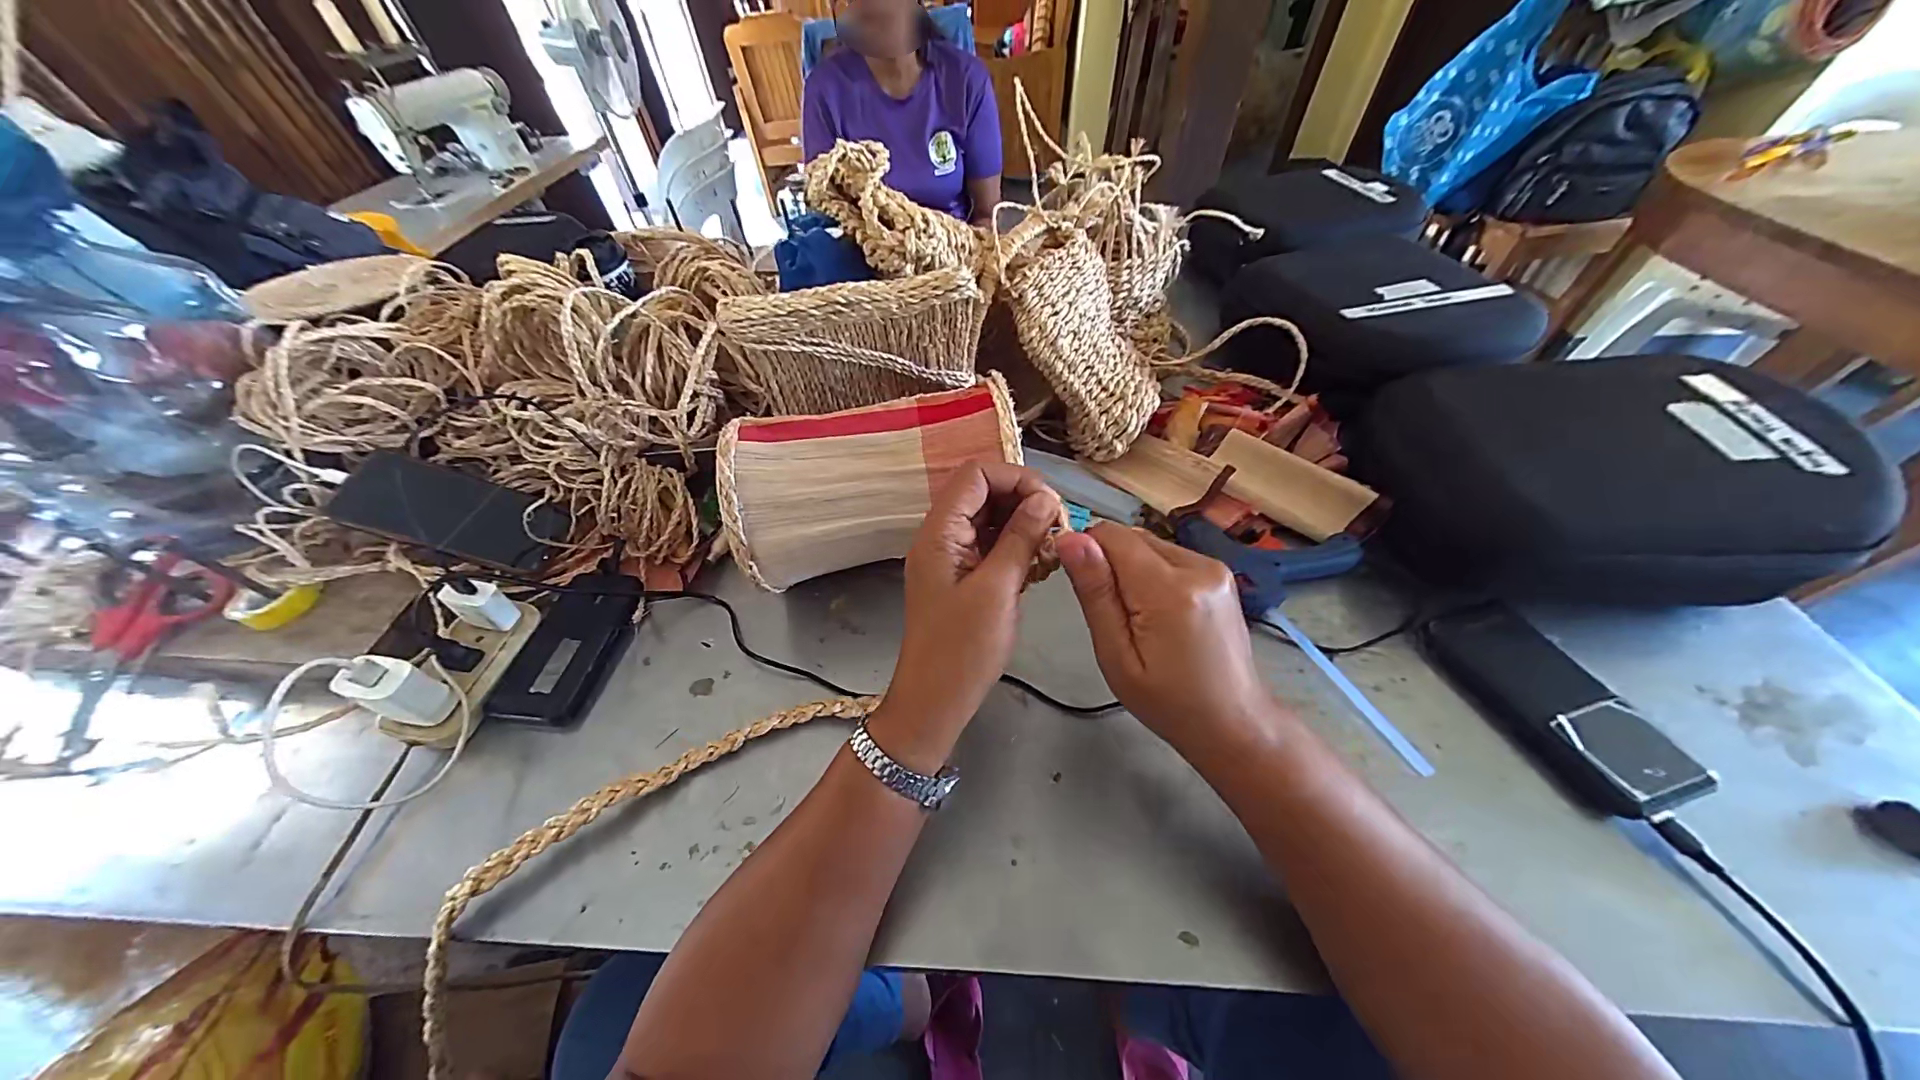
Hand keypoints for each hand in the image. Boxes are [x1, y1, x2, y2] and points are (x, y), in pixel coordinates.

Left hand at [872, 463, 1063, 770]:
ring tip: (1052, 549)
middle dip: (1024, 501)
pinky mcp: (964, 578)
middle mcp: (941, 537)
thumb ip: (1021, 538)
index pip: (976, 475)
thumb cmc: (962, 649)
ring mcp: (952, 558)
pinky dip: (1017, 549)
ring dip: (1024, 526)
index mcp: (939, 533)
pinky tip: (1040, 567)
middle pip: (984, 494)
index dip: (1016, 479)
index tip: (1050, 503)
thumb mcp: (998, 589)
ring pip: (990, 521)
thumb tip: (1045, 497)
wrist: (935, 702)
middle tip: (1058, 527)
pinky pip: (992, 547)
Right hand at [1056, 523, 1284, 758]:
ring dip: (1132, 570)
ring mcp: (1214, 567)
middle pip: (1131, 537)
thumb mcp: (1117, 655)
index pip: (1111, 536)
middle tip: (1114, 616)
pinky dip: (1154, 575)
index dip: (1087, 554)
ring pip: (1149, 544)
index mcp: (1169, 590)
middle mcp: (1198, 566)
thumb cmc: (1168, 701)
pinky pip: (1169, 556)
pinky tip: (1159, 613)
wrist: (1234, 721)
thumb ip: (1095, 592)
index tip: (1086, 590)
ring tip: (1139, 619)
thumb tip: (1070, 539)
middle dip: (1111, 565)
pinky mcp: (1220, 573)